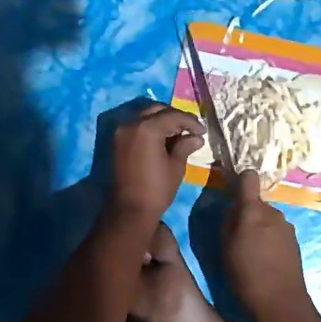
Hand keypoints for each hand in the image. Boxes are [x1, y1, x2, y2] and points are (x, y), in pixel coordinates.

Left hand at [107, 104, 204, 223]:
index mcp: (147, 129)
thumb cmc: (157, 189)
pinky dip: (151, 129)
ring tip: (179, 135)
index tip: (203, 130)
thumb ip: (185, 146)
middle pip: (157, 110)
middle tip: (190, 129)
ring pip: (145, 117)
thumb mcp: (175, 166)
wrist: (130, 210)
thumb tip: (196, 137)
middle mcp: (131, 124)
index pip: (173, 115)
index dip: (190, 121)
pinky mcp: (117, 142)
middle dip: (175, 117)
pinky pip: (137, 127)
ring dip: (162, 122)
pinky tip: (164, 140)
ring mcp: (121, 133)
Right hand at [221, 171, 312, 321]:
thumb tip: (233, 206)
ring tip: (251, 254)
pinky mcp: (295, 241)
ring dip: (259, 229)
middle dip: (247, 214)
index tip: (233, 193)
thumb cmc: (246, 275)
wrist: (281, 302)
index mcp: (253, 210)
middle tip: (236, 238)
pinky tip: (266, 261)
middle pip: (257, 204)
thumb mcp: (225, 248)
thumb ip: (228, 221)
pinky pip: (277, 232)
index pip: (249, 178)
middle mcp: (274, 212)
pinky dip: (269, 240)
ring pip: (267, 219)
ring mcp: (287, 227)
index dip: (240, 181)